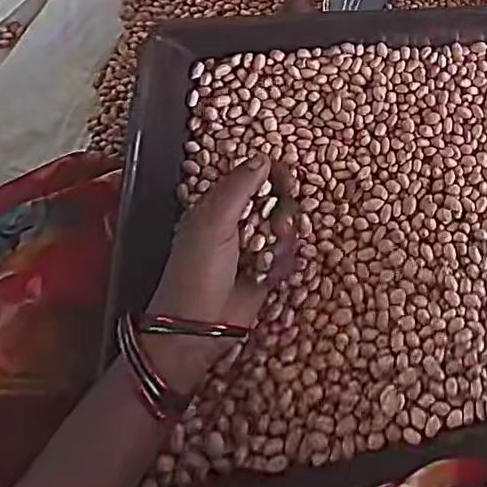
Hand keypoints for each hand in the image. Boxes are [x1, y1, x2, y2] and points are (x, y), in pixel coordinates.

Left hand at [146, 156, 294, 391]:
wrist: (197, 329)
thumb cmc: (197, 272)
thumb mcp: (214, 222)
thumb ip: (239, 187)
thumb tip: (264, 157)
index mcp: (220, 203)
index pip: (254, 174)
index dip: (273, 176)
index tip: (286, 182)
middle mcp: (239, 220)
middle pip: (278, 200)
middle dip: (283, 213)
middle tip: (277, 229)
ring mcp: (254, 245)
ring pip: (287, 227)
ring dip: (283, 242)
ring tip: (268, 259)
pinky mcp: (268, 270)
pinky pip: (289, 254)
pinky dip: (283, 263)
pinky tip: (269, 275)